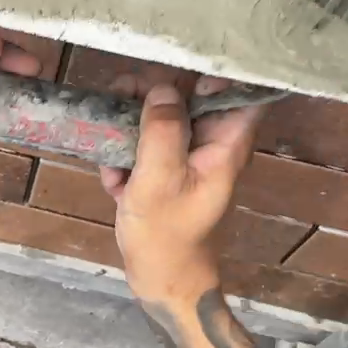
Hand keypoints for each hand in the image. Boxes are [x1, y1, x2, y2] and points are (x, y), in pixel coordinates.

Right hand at [103, 73, 264, 303]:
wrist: (162, 285)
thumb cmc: (166, 237)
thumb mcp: (159, 180)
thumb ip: (162, 130)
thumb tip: (161, 88)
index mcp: (226, 144)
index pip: (239, 88)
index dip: (211, 69)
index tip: (173, 62)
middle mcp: (213, 147)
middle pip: (191, 98)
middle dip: (153, 96)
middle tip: (120, 95)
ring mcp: (188, 162)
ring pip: (163, 123)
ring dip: (131, 130)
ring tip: (108, 143)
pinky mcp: (167, 177)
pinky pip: (148, 152)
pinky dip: (128, 160)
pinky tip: (113, 181)